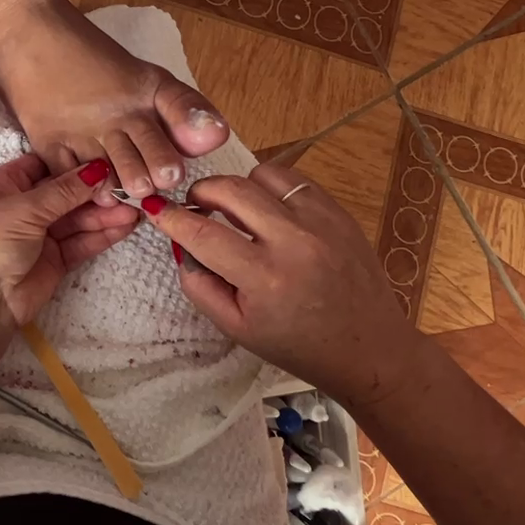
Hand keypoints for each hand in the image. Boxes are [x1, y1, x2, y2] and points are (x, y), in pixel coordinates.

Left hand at [0, 154, 138, 328]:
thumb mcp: (25, 209)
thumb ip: (64, 190)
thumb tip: (98, 170)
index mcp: (5, 184)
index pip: (44, 164)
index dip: (73, 161)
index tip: (107, 158)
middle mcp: (23, 206)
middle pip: (65, 192)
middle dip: (95, 190)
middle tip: (129, 188)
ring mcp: (40, 233)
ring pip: (77, 217)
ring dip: (104, 213)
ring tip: (136, 208)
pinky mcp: (55, 259)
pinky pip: (82, 241)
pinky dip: (103, 234)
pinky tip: (126, 226)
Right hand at [145, 163, 419, 406]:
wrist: (371, 350)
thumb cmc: (296, 344)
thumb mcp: (235, 327)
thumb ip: (197, 283)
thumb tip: (179, 242)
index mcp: (265, 279)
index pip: (201, 233)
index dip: (170, 217)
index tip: (154, 208)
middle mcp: (294, 243)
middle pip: (229, 189)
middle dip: (200, 192)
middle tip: (195, 205)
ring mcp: (321, 223)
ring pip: (260, 175)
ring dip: (237, 188)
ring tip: (237, 210)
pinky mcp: (338, 213)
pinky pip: (292, 179)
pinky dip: (270, 188)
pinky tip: (269, 211)